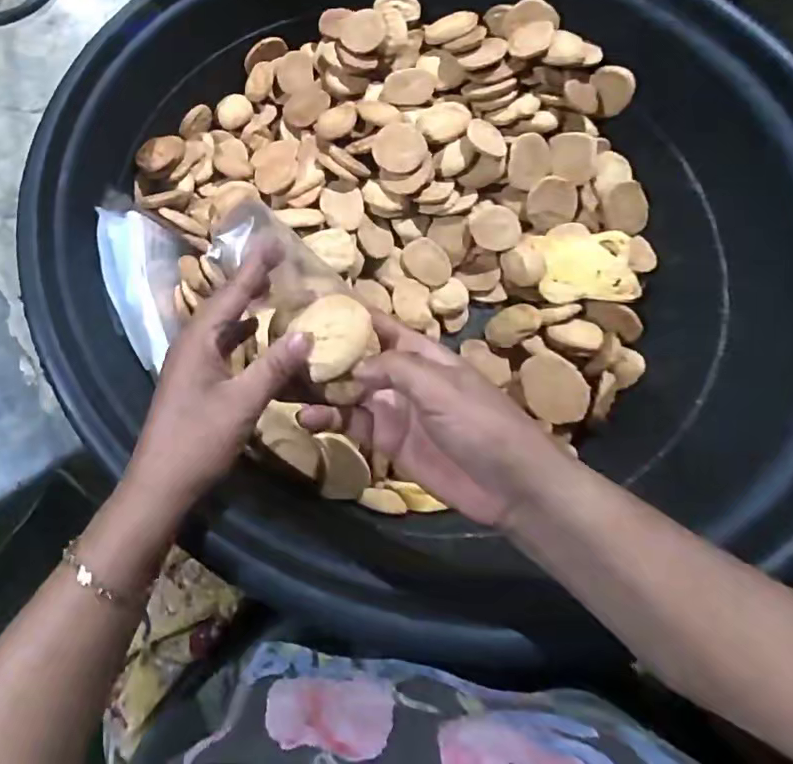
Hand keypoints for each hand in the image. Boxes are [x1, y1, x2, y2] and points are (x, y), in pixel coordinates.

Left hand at [124, 244, 309, 507]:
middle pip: (224, 304)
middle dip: (251, 281)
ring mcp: (191, 363)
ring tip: (272, 290)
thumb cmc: (197, 440)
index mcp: (198, 340)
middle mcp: (191, 344)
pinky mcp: (194, 382)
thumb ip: (273, 368)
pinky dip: (243, 337)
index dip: (254, 268)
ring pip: (223, 326)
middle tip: (278, 259)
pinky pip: (223, 348)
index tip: (275, 241)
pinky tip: (258, 337)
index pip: (230, 294)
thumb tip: (307, 334)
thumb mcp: (241, 404)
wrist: (159, 482)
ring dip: (247, 308)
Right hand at [303, 314, 570, 527]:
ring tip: (285, 387)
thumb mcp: (440, 386)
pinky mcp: (386, 440)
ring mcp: (391, 408)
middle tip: (280, 348)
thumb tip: (352, 364)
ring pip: (345, 391)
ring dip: (318, 389)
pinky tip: (306, 420)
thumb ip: (394, 368)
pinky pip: (350, 424)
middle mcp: (400, 375)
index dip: (347, 314)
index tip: (308, 304)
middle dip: (322, 353)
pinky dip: (327, 420)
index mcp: (418, 353)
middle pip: (353, 358)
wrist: (513, 487)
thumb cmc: (482, 424)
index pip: (377, 325)